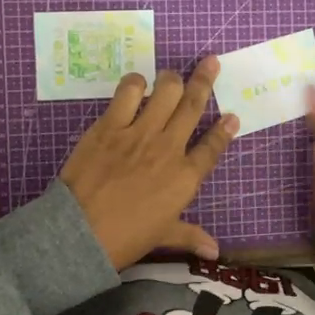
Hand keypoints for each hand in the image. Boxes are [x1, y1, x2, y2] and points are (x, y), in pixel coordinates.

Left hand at [60, 57, 238, 268]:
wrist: (82, 232)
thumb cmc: (126, 239)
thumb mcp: (163, 237)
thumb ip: (190, 236)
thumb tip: (216, 252)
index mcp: (185, 178)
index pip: (213, 148)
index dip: (224, 130)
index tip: (232, 116)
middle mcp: (168, 148)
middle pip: (193, 106)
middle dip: (205, 81)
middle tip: (211, 62)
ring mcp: (139, 133)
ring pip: (165, 91)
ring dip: (171, 79)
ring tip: (171, 75)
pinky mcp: (110, 125)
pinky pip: (127, 93)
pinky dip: (135, 83)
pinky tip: (136, 83)